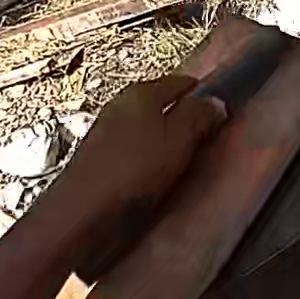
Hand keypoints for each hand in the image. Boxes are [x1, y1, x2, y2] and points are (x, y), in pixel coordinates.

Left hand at [39, 74, 226, 229]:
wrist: (79, 216)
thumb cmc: (136, 171)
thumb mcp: (179, 139)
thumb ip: (199, 115)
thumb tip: (214, 101)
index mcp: (142, 92)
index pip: (182, 82)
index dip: (204, 95)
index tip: (219, 114)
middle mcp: (120, 104)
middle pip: (163, 103)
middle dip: (184, 117)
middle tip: (204, 138)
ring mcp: (104, 131)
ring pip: (147, 126)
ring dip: (165, 139)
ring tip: (182, 160)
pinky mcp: (96, 158)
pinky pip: (134, 146)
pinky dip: (148, 155)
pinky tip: (155, 174)